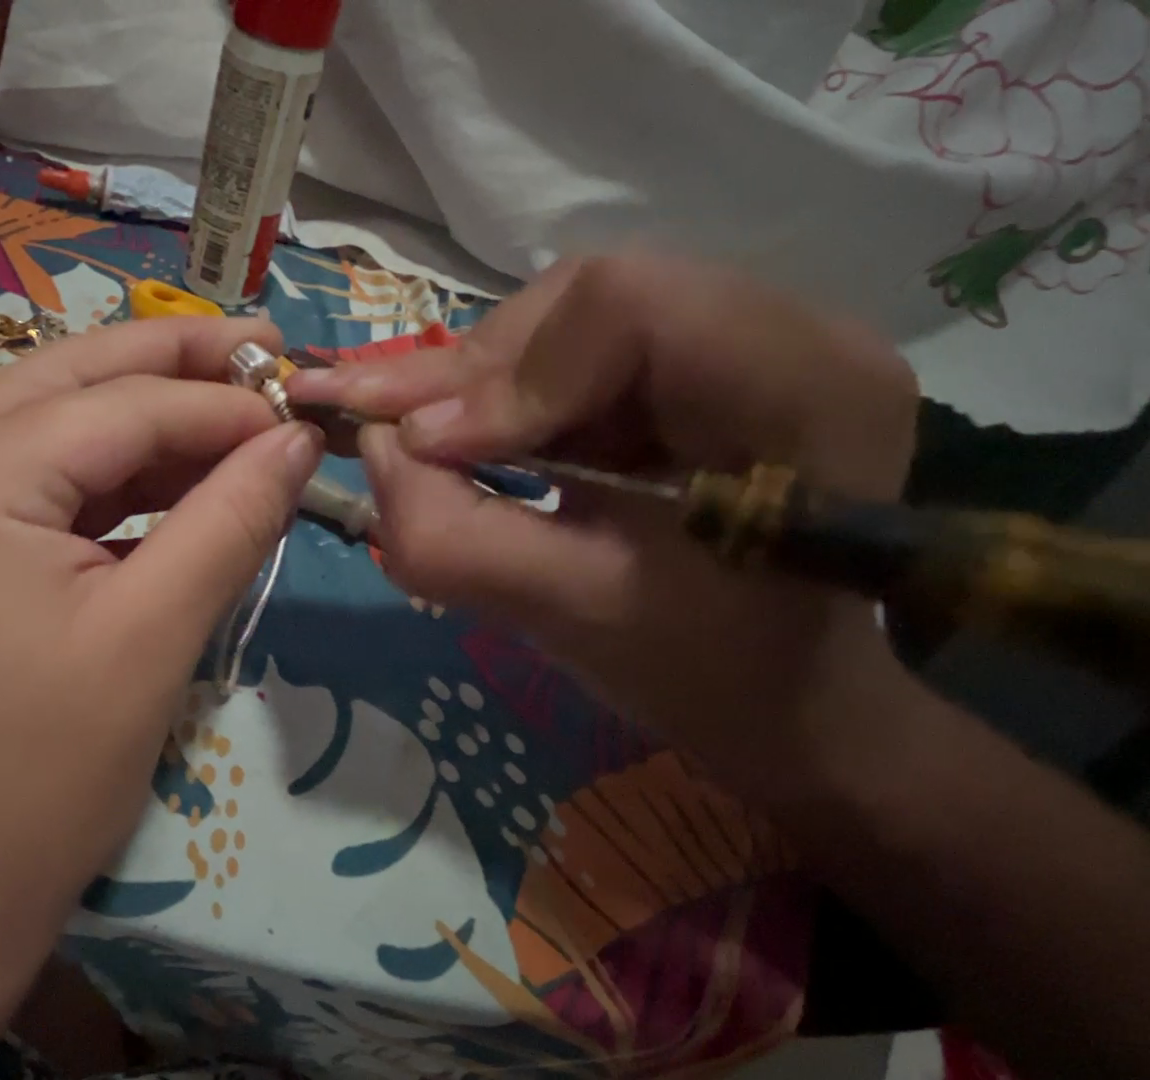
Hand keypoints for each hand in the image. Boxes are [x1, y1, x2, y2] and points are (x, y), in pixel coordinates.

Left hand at [0, 316, 320, 1074]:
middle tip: (266, 358)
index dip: (220, 403)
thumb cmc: (43, 779)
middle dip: (171, 367)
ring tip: (231, 421)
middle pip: (65, 380)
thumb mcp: (153, 639)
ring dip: (139, 421)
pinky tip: (168, 486)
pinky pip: (28, 486)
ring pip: (45, 426)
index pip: (117, 405)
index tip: (302, 415)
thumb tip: (296, 440)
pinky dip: (102, 478)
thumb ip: (230, 520)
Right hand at [285, 256, 919, 791]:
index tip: (430, 448)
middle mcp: (788, 332)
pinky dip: (498, 395)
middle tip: (373, 418)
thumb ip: (456, 536)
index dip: (512, 372)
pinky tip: (451, 432)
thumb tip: (374, 443)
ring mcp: (743, 338)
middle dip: (470, 373)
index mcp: (801, 391)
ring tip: (402, 430)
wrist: (790, 689)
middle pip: (585, 300)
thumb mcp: (570, 615)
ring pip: (566, 318)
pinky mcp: (693, 362)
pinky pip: (573, 348)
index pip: (630, 307)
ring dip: (473, 382)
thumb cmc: (705, 671)